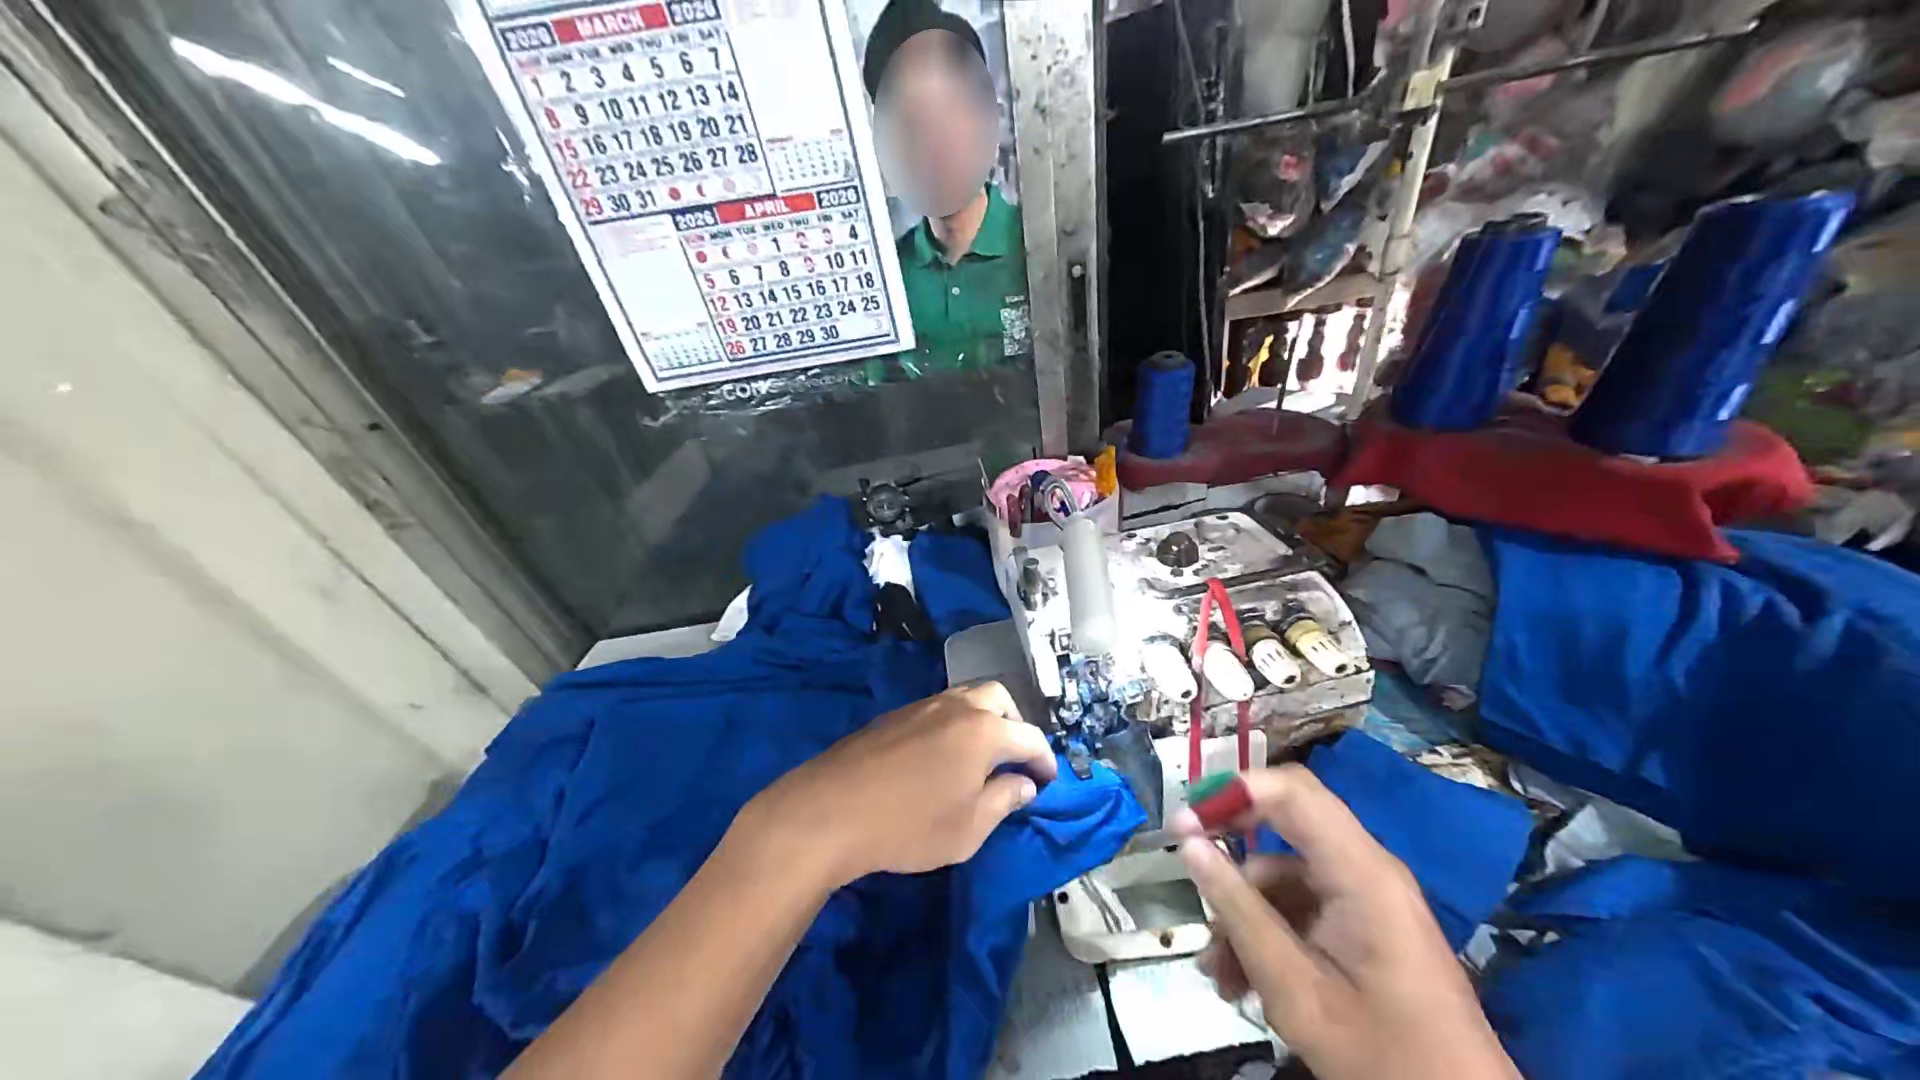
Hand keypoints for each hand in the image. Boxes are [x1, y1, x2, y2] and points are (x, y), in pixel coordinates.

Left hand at [736, 682, 1056, 887]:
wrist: (829, 811)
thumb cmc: (908, 826)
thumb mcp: (968, 828)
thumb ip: (1004, 800)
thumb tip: (1024, 783)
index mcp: (983, 731)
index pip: (1030, 737)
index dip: (1045, 760)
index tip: (1047, 782)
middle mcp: (956, 707)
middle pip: (999, 698)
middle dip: (1015, 724)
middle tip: (1014, 760)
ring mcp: (922, 706)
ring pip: (966, 697)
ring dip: (984, 719)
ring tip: (979, 758)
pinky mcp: (894, 715)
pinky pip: (938, 709)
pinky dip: (954, 723)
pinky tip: (941, 757)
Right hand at [1172, 766, 1519, 1079]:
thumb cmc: (1382, 1056)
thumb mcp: (1294, 986)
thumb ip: (1239, 909)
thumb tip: (1189, 843)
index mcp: (1361, 872)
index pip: (1292, 792)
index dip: (1234, 791)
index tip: (1186, 820)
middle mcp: (1364, 869)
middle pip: (1284, 824)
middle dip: (1229, 846)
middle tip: (1187, 867)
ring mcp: (1364, 897)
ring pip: (1282, 873)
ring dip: (1242, 910)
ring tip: (1218, 969)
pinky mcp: (1361, 924)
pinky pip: (1299, 905)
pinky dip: (1265, 932)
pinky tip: (1240, 980)